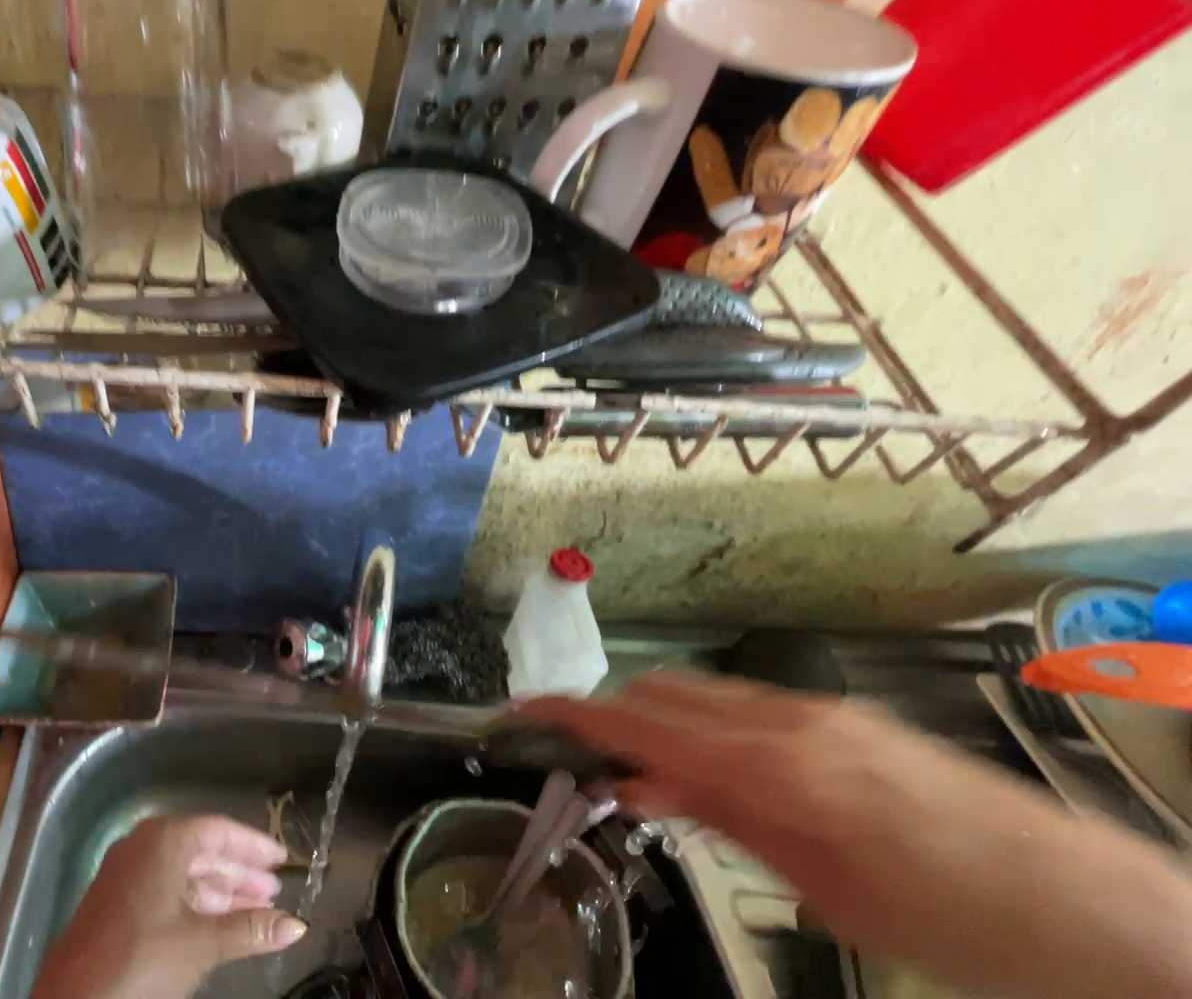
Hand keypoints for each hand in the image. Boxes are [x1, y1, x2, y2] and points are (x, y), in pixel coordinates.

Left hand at [34, 815, 306, 998]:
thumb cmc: (140, 959)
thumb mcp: (202, 943)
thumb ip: (250, 929)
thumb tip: (297, 925)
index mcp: (163, 840)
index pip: (218, 829)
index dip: (253, 846)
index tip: (283, 860)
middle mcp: (143, 845)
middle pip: (202, 849)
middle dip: (239, 872)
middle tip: (273, 892)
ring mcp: (127, 871)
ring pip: (184, 871)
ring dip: (220, 890)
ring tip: (256, 910)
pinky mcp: (118, 899)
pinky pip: (167, 888)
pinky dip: (196, 902)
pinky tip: (219, 923)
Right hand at [518, 671, 1191, 998]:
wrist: (1096, 911)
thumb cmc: (952, 922)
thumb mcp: (819, 889)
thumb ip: (722, 819)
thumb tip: (639, 787)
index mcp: (773, 768)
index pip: (641, 724)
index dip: (571, 713)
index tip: (520, 711)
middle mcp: (789, 720)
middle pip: (663, 692)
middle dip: (609, 714)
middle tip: (583, 758)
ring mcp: (819, 710)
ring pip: (702, 692)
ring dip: (657, 718)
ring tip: (645, 772)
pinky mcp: (845, 716)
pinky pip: (745, 703)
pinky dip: (704, 723)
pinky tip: (713, 766)